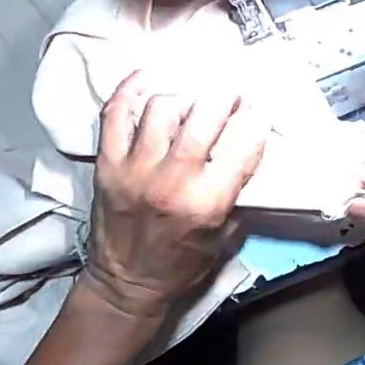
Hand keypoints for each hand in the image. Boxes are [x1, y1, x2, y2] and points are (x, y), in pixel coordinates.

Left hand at [79, 73, 268, 326]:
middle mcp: (171, 181)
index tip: (257, 111)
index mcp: (206, 204)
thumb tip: (250, 146)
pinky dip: (129, 91)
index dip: (255, 121)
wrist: (125, 285)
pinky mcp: (107, 164)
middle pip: (203, 116)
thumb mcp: (225, 236)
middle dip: (224, 97)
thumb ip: (238, 192)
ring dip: (183, 97)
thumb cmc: (182, 265)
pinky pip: (115, 115)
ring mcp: (134, 169)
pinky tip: (146, 79)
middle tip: (230, 94)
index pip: (242, 144)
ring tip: (191, 100)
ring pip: (162, 108)